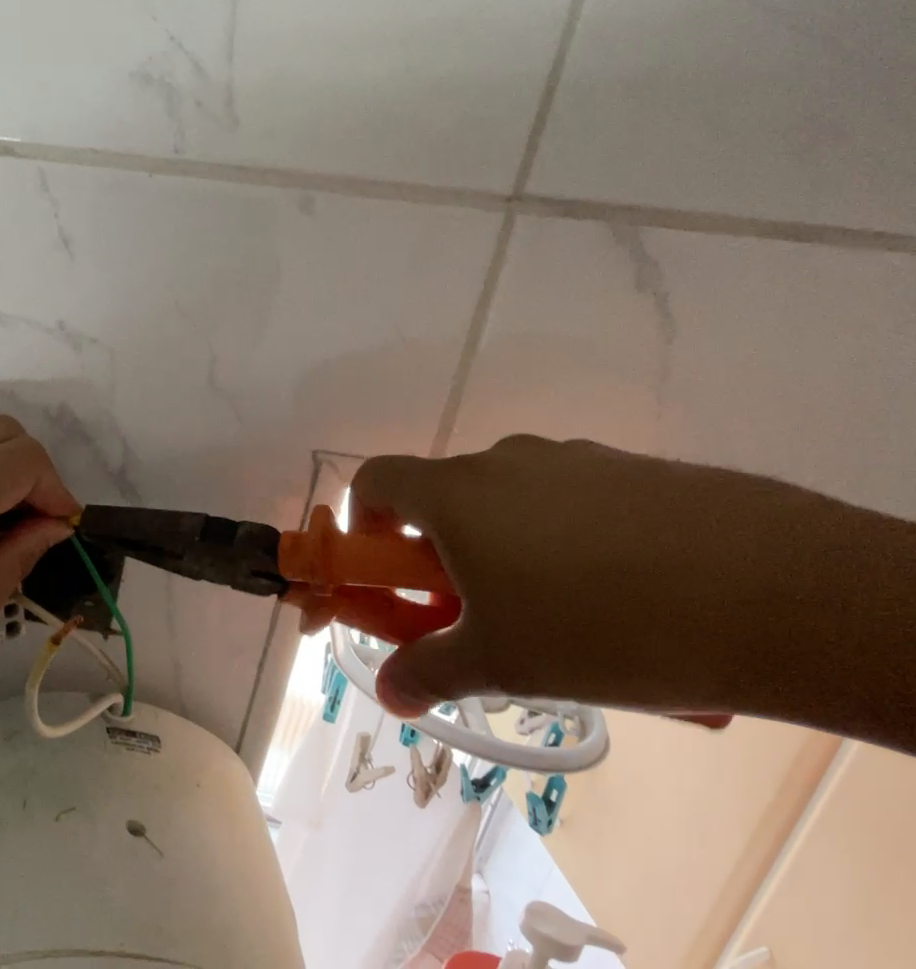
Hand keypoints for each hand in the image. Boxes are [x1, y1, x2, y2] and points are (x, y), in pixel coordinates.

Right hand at [319, 435, 826, 717]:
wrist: (791, 598)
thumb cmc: (603, 627)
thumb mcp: (501, 664)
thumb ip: (428, 673)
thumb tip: (391, 694)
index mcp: (456, 494)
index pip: (376, 481)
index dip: (364, 522)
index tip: (389, 574)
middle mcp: (510, 461)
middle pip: (449, 498)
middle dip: (444, 554)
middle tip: (479, 616)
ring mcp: (585, 461)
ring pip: (519, 503)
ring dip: (513, 550)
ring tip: (566, 619)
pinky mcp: (650, 473)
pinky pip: (585, 504)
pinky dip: (580, 544)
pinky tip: (633, 601)